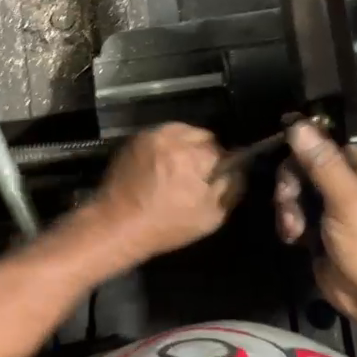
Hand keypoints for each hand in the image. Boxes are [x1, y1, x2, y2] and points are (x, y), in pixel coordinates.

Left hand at [89, 123, 236, 259]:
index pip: (223, 151)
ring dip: (186, 145)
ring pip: (183, 131)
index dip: (221, 166)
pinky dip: (167, 145)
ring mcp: (151, 135)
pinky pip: (162, 134)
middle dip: (204, 153)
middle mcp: (173, 139)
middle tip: (196, 176)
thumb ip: (232, 187)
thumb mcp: (211, 216)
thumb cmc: (166, 225)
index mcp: (194, 157)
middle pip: (203, 136)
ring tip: (178, 169)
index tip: (214, 180)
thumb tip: (239, 167)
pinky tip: (161, 165)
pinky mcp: (135, 138)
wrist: (117, 224)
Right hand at [275, 123, 356, 331]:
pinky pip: (300, 214)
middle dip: (295, 183)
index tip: (287, 153)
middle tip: (286, 200)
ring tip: (292, 229)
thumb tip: (298, 125)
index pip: (339, 144)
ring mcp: (341, 211)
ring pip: (302, 191)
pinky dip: (292, 223)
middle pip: (314, 166)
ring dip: (290, 207)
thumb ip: (323, 164)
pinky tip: (293, 238)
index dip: (313, 147)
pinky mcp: (325, 231)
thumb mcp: (350, 204)